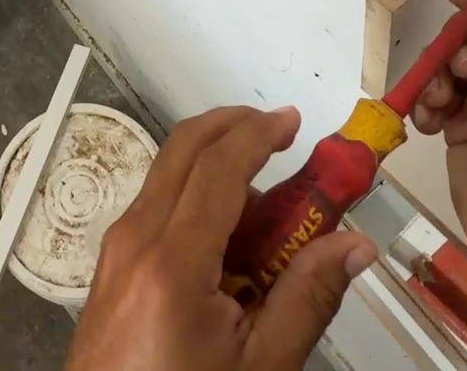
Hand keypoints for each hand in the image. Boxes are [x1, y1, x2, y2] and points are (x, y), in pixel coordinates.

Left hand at [66, 107, 378, 370]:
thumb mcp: (260, 370)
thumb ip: (306, 299)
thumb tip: (354, 246)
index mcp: (171, 262)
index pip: (217, 168)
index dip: (258, 134)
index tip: (293, 121)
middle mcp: (134, 238)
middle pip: (183, 150)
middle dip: (232, 128)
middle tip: (281, 134)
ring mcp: (117, 248)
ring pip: (169, 176)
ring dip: (218, 168)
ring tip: (272, 211)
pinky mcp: (112, 263)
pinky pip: (158, 207)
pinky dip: (197, 200)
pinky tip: (234, 243)